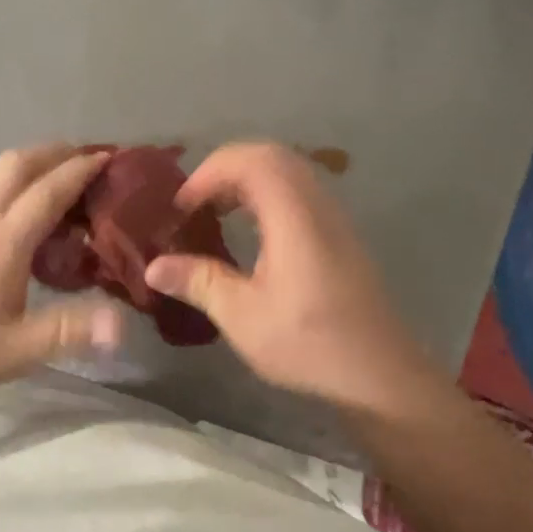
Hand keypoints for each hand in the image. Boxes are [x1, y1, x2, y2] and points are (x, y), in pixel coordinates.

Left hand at [0, 144, 123, 389]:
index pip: (49, 190)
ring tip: (58, 175)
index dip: (81, 170)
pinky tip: (18, 210)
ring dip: (31, 162)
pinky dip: (10, 182)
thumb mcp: (15, 351)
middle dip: (56, 152)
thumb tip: (120, 323)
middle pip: (18, 163)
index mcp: (4, 241)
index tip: (110, 157)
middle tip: (88, 158)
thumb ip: (67, 332)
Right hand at [143, 142, 455, 415]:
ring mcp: (335, 219)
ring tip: (215, 214)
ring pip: (288, 172)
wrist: (379, 375)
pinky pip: (300, 193)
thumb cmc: (308, 345)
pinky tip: (250, 233)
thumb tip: (153, 267)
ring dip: (246, 181)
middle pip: (271, 156)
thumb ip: (198, 281)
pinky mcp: (341, 236)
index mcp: (294, 217)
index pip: (251, 161)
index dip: (209, 173)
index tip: (182, 208)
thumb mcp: (242, 316)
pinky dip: (266, 196)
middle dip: (224, 170)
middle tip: (195, 204)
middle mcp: (318, 206)